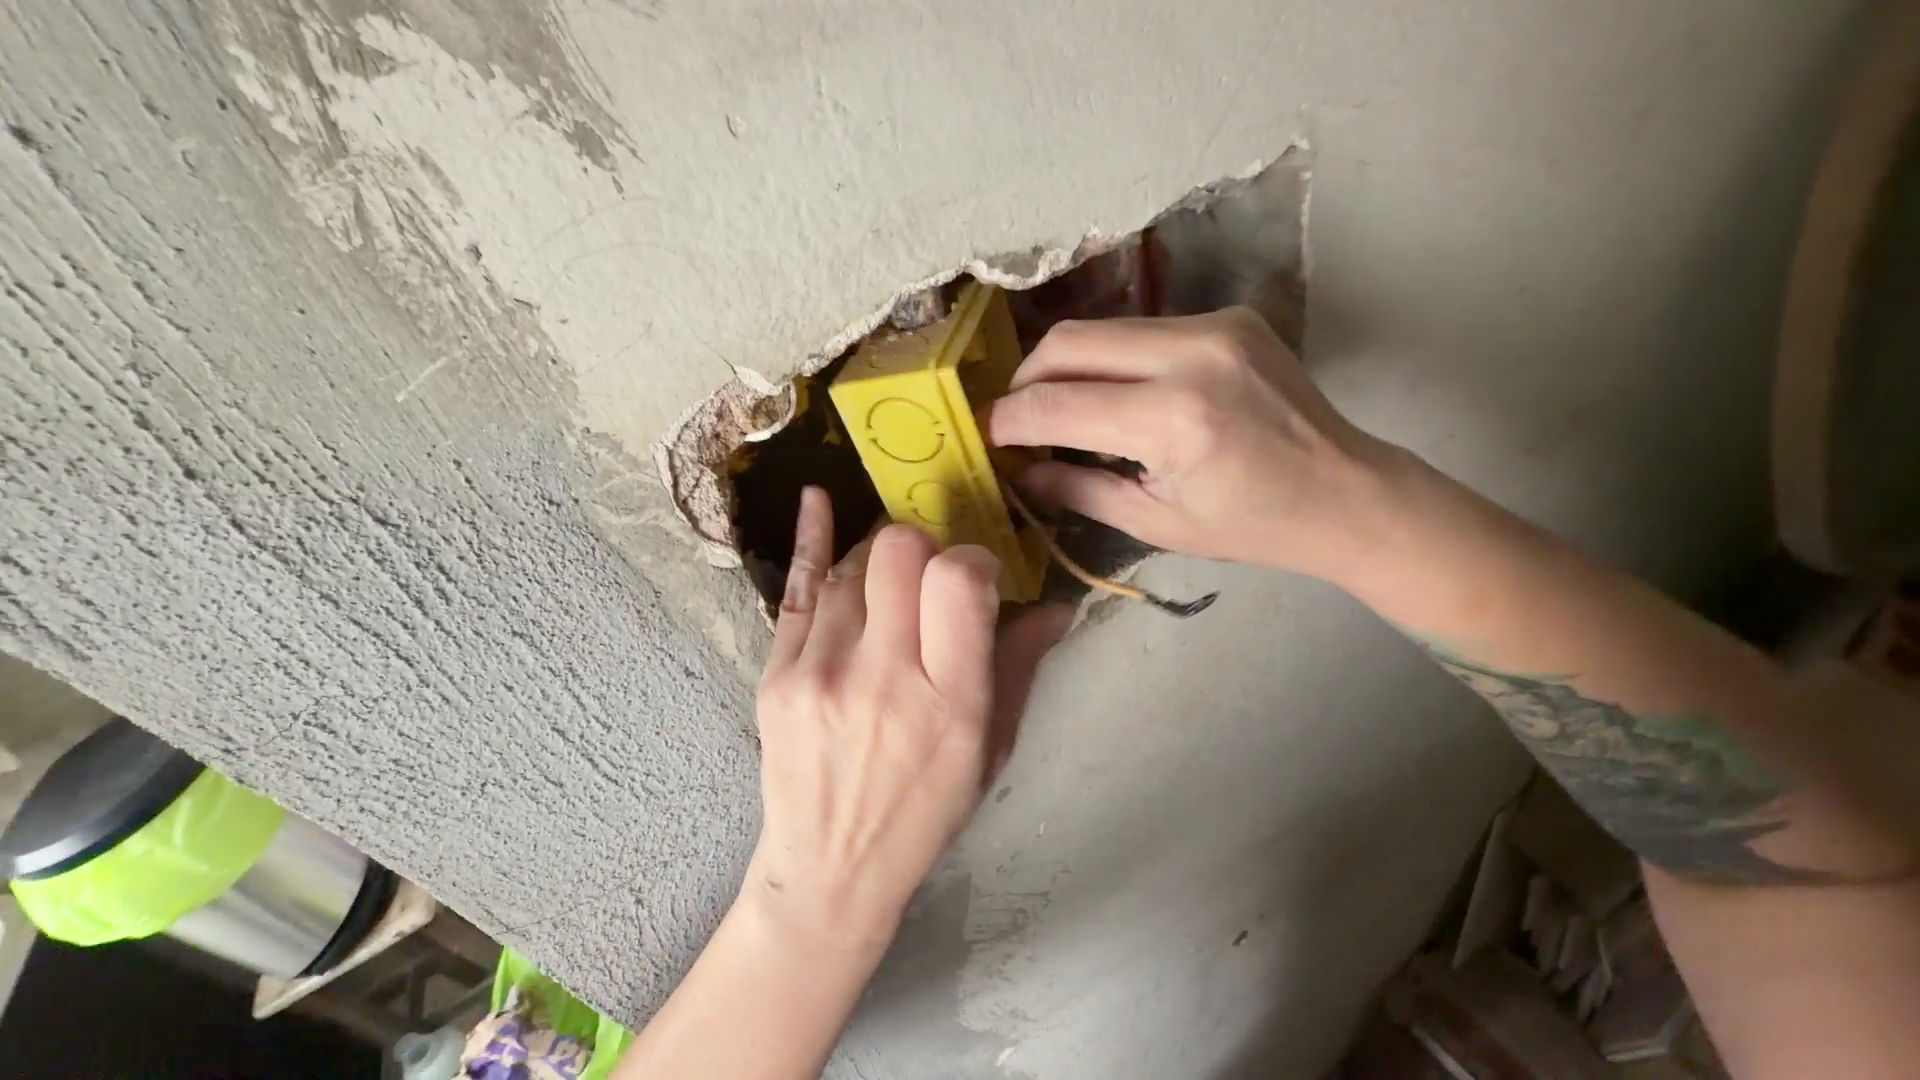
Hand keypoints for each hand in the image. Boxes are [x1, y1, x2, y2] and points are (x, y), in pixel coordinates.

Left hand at [746, 488, 1070, 951]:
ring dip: (880, 556)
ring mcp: (821, 672)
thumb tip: (1058, 604)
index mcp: (951, 699)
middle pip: (899, 554)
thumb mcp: (992, 750)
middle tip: (929, 574)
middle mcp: (884, 677)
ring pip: (851, 565)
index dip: (972, 559)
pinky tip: (817, 498)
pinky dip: (812, 539)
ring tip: (892, 575)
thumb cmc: (926, 811)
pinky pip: (795, 589)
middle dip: (924, 546)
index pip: (960, 582)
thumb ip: (1021, 666)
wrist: (830, 868)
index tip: (975, 576)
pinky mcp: (778, 674)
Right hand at [988, 307, 1403, 581]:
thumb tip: (1021, 472)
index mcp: (1175, 421)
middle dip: (1027, 379)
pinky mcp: (1230, 317)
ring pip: (1103, 329)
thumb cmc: (1253, 526)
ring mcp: (1216, 327)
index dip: (1009, 420)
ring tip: (1066, 410)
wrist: (1348, 493)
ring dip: (1069, 368)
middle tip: (1018, 417)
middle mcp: (1192, 356)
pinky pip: (1143, 330)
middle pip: (1069, 342)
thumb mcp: (1157, 524)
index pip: (1056, 404)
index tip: (990, 435)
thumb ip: (1079, 491)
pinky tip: (1122, 397)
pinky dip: (1115, 361)